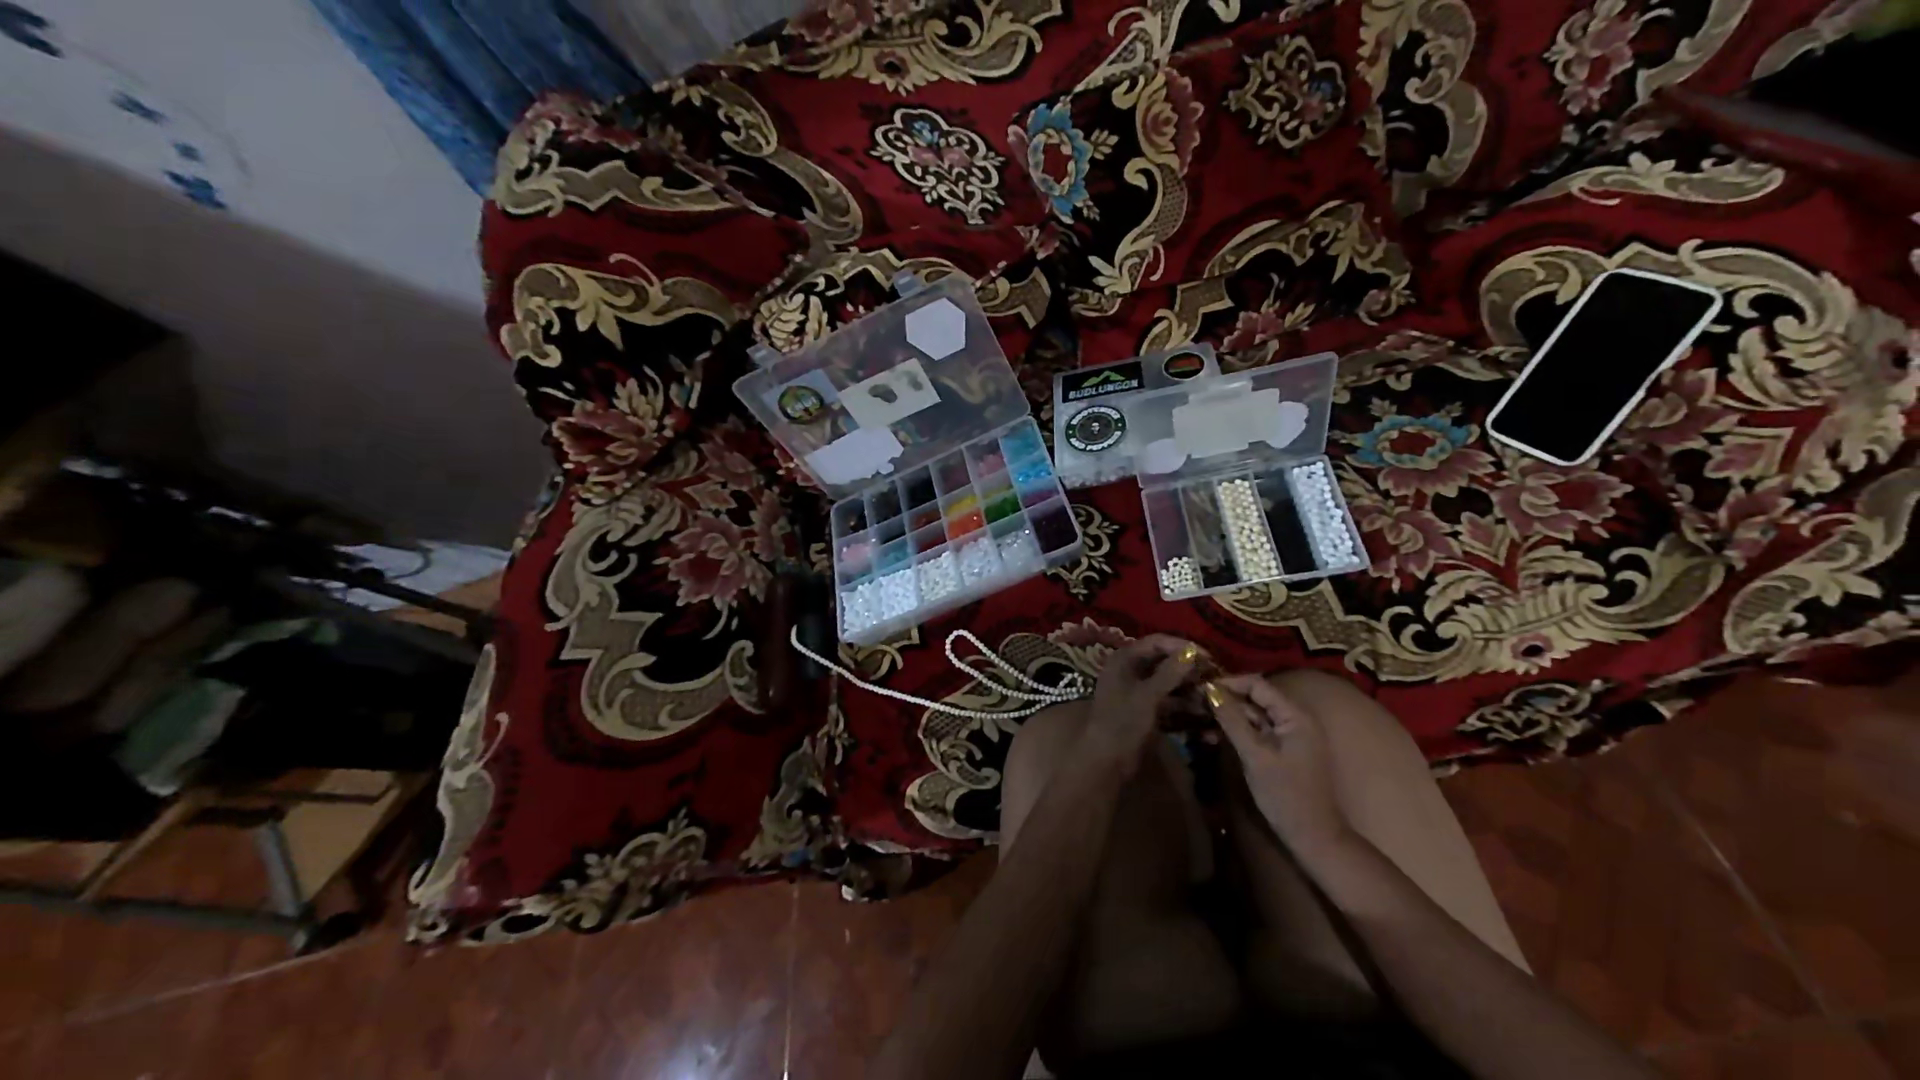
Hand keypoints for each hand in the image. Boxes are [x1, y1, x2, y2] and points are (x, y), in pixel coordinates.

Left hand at [1078, 635, 1202, 773]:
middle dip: (1190, 670)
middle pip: (1165, 662)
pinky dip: (1184, 706)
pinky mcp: (1146, 711)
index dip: (1182, 647)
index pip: (1156, 642)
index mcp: (1124, 660)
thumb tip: (1193, 650)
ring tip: (1212, 697)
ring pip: (1169, 683)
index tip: (1209, 657)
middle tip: (1215, 677)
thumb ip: (1170, 672)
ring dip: (1190, 690)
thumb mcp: (1147, 695)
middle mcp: (1130, 671)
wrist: (1106, 760)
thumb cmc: (1122, 721)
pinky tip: (1204, 714)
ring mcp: (1138, 691)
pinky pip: (1169, 702)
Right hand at [1207, 674, 1352, 857]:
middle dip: (1226, 698)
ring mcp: (1290, 736)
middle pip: (1256, 698)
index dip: (1229, 683)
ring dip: (1228, 715)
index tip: (1200, 688)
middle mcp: (1296, 719)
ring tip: (1198, 718)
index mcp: (1296, 716)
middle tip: (1194, 702)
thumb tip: (1209, 690)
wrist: (1311, 835)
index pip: (1258, 685)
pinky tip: (1212, 736)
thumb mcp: (1254, 755)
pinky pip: (1257, 732)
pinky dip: (1237, 731)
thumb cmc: (1285, 794)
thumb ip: (1232, 720)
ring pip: (1254, 715)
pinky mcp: (1283, 750)